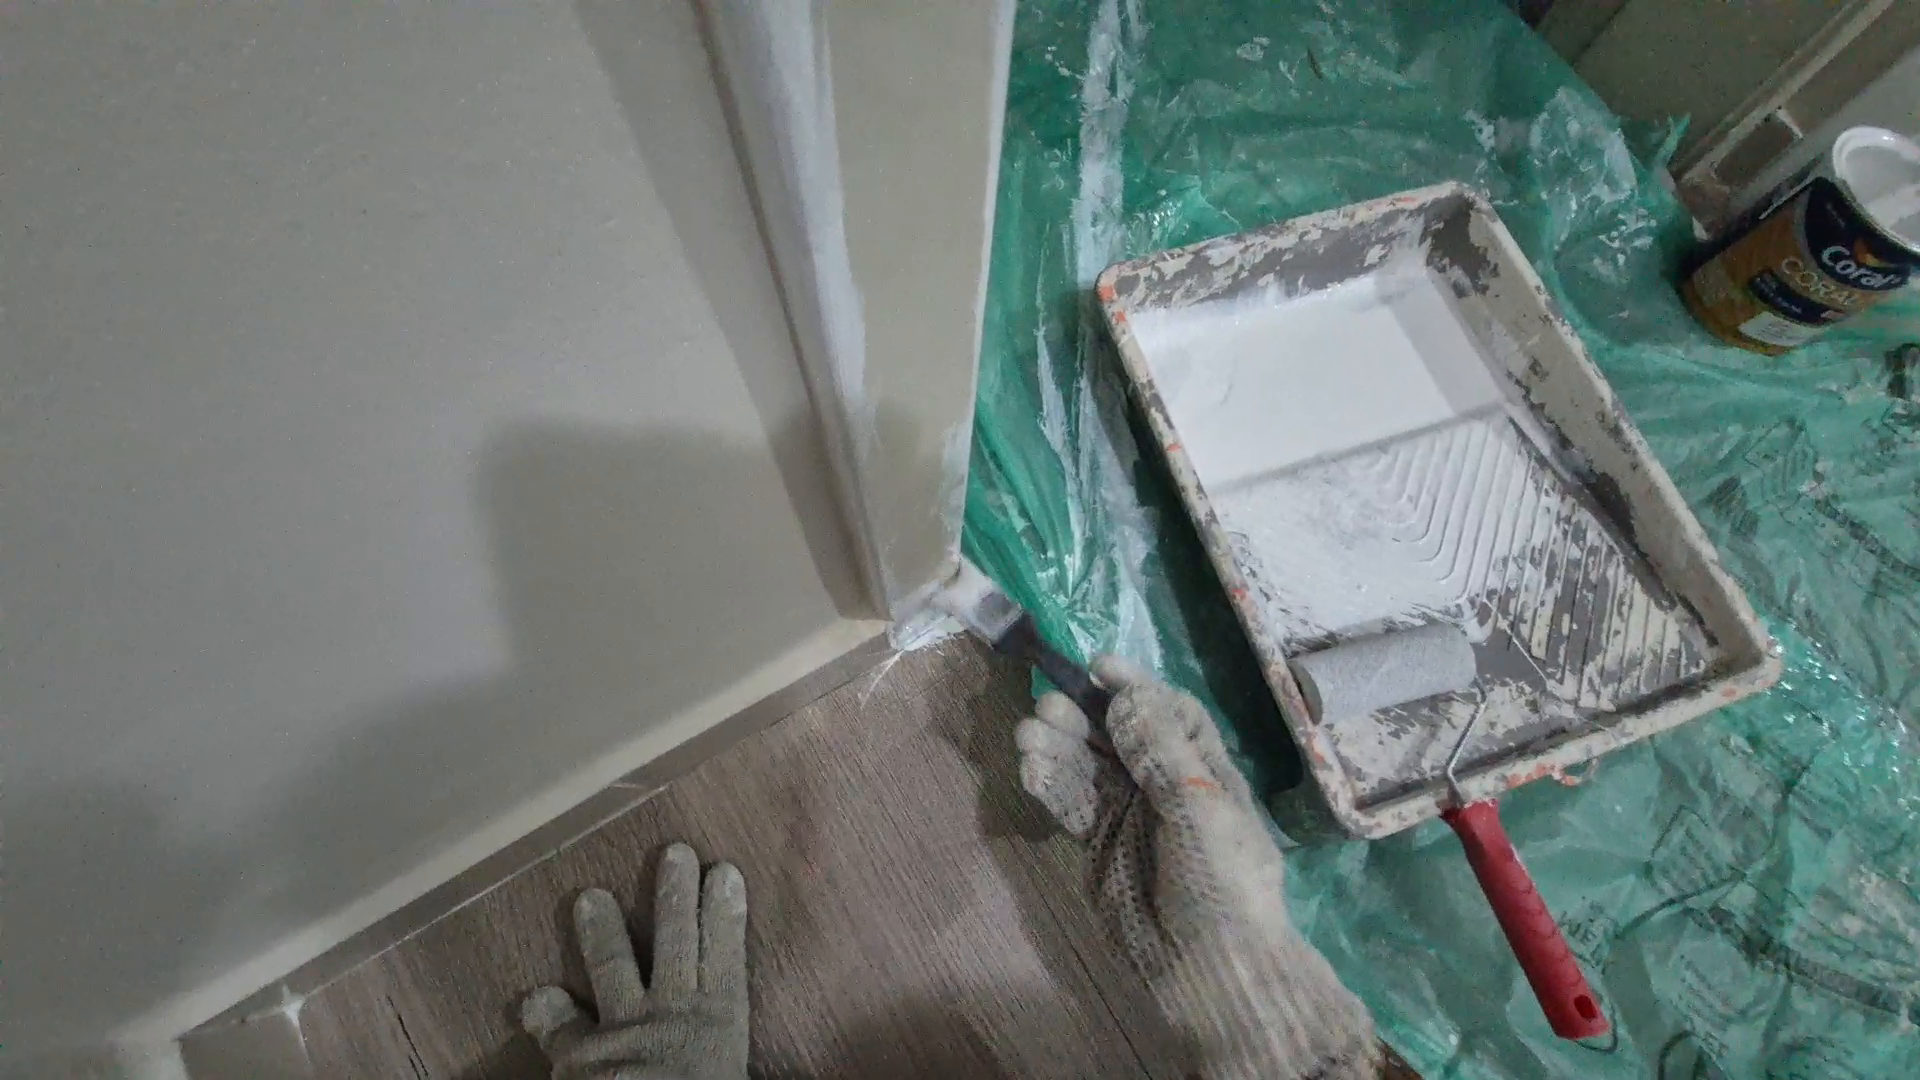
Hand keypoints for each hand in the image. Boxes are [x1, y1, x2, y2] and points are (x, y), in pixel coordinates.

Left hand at [521, 843, 748, 1079]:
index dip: (725, 910)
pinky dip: (547, 1015)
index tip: (725, 870)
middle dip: (676, 894)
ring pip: (614, 965)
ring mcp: (623, 1029)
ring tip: (589, 897)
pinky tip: (532, 1000)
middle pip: (675, 940)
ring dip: (602, 930)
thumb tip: (773, 1037)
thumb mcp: (730, 1073)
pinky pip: (560, 1031)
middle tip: (674, 852)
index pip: (725, 952)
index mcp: (717, 1018)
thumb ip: (727, 1044)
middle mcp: (673, 1010)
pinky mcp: (579, 1057)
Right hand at [1016, 656, 1376, 1079]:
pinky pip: (1071, 802)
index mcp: (1202, 767)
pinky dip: (1050, 784)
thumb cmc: (1221, 882)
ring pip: (1087, 765)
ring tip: (1027, 733)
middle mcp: (1163, 781)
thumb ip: (1161, 753)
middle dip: (1083, 716)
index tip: (1098, 668)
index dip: (1134, 686)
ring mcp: (1128, 811)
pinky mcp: (1099, 840)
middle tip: (1048, 705)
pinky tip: (1029, 769)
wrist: (1207, 971)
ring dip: (1057, 745)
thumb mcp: (1201, 810)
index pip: (1167, 711)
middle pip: (1117, 735)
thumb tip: (1122, 699)